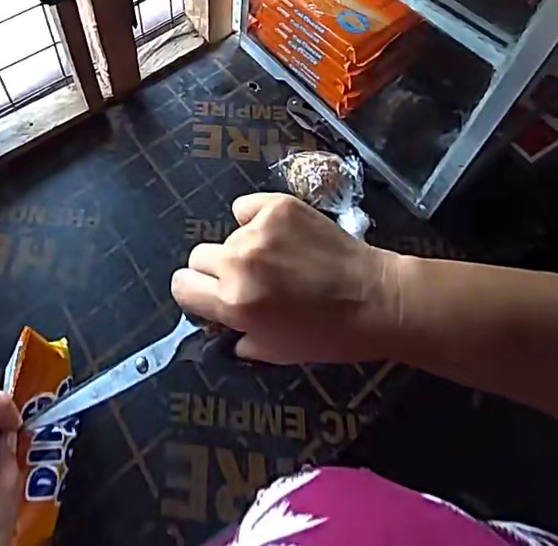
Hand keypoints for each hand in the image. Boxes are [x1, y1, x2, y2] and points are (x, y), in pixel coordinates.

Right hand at [170, 193, 402, 363]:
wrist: (375, 298)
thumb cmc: (327, 334)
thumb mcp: (273, 352)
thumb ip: (235, 335)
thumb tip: (217, 319)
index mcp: (234, 302)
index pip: (182, 285)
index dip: (195, 292)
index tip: (212, 295)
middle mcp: (239, 262)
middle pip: (199, 256)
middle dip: (217, 270)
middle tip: (247, 279)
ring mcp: (258, 229)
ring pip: (229, 235)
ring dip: (245, 248)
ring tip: (280, 260)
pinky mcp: (277, 204)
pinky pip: (247, 208)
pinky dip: (257, 218)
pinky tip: (283, 234)